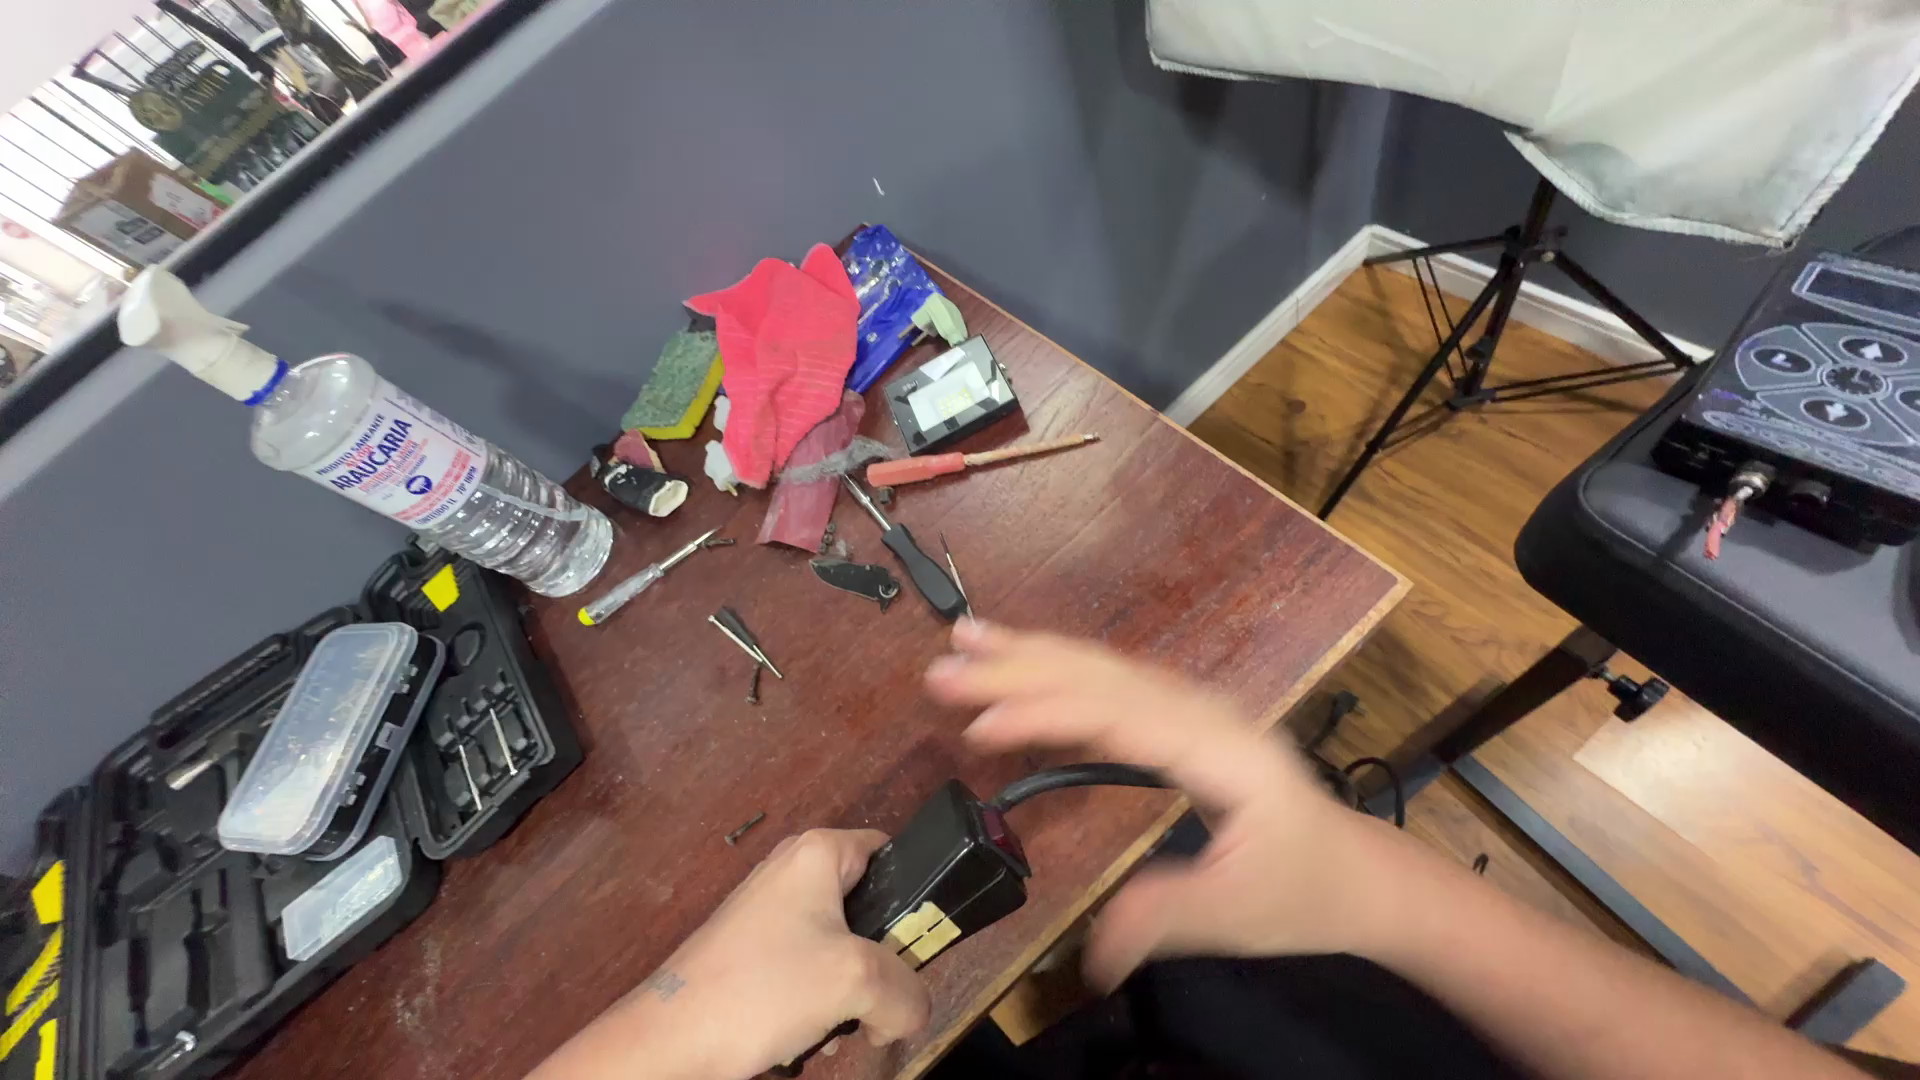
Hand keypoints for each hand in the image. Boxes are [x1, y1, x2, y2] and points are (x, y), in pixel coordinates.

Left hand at [528, 829, 929, 1079]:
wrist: (667, 1043)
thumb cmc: (764, 987)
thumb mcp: (854, 982)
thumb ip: (905, 991)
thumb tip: (910, 1011)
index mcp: (819, 852)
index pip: (891, 853)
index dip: (914, 896)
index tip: (920, 946)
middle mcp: (795, 871)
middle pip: (867, 909)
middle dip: (878, 964)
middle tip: (876, 1001)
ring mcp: (769, 913)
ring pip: (839, 950)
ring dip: (846, 996)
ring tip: (833, 1030)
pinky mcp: (751, 954)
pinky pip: (806, 971)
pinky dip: (815, 1006)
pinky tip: (804, 1041)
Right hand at [925, 621, 1422, 988]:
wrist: (1360, 870)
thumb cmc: (1305, 891)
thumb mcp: (1238, 914)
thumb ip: (1162, 918)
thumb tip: (1088, 954)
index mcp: (1220, 750)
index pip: (1117, 717)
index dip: (1043, 715)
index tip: (978, 727)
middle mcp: (1201, 710)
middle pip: (1099, 675)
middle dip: (1017, 667)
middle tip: (944, 667)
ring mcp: (1191, 704)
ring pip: (1101, 665)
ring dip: (1030, 651)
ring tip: (969, 637)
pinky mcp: (1178, 713)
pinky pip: (1110, 678)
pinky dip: (1057, 664)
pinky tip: (1024, 660)